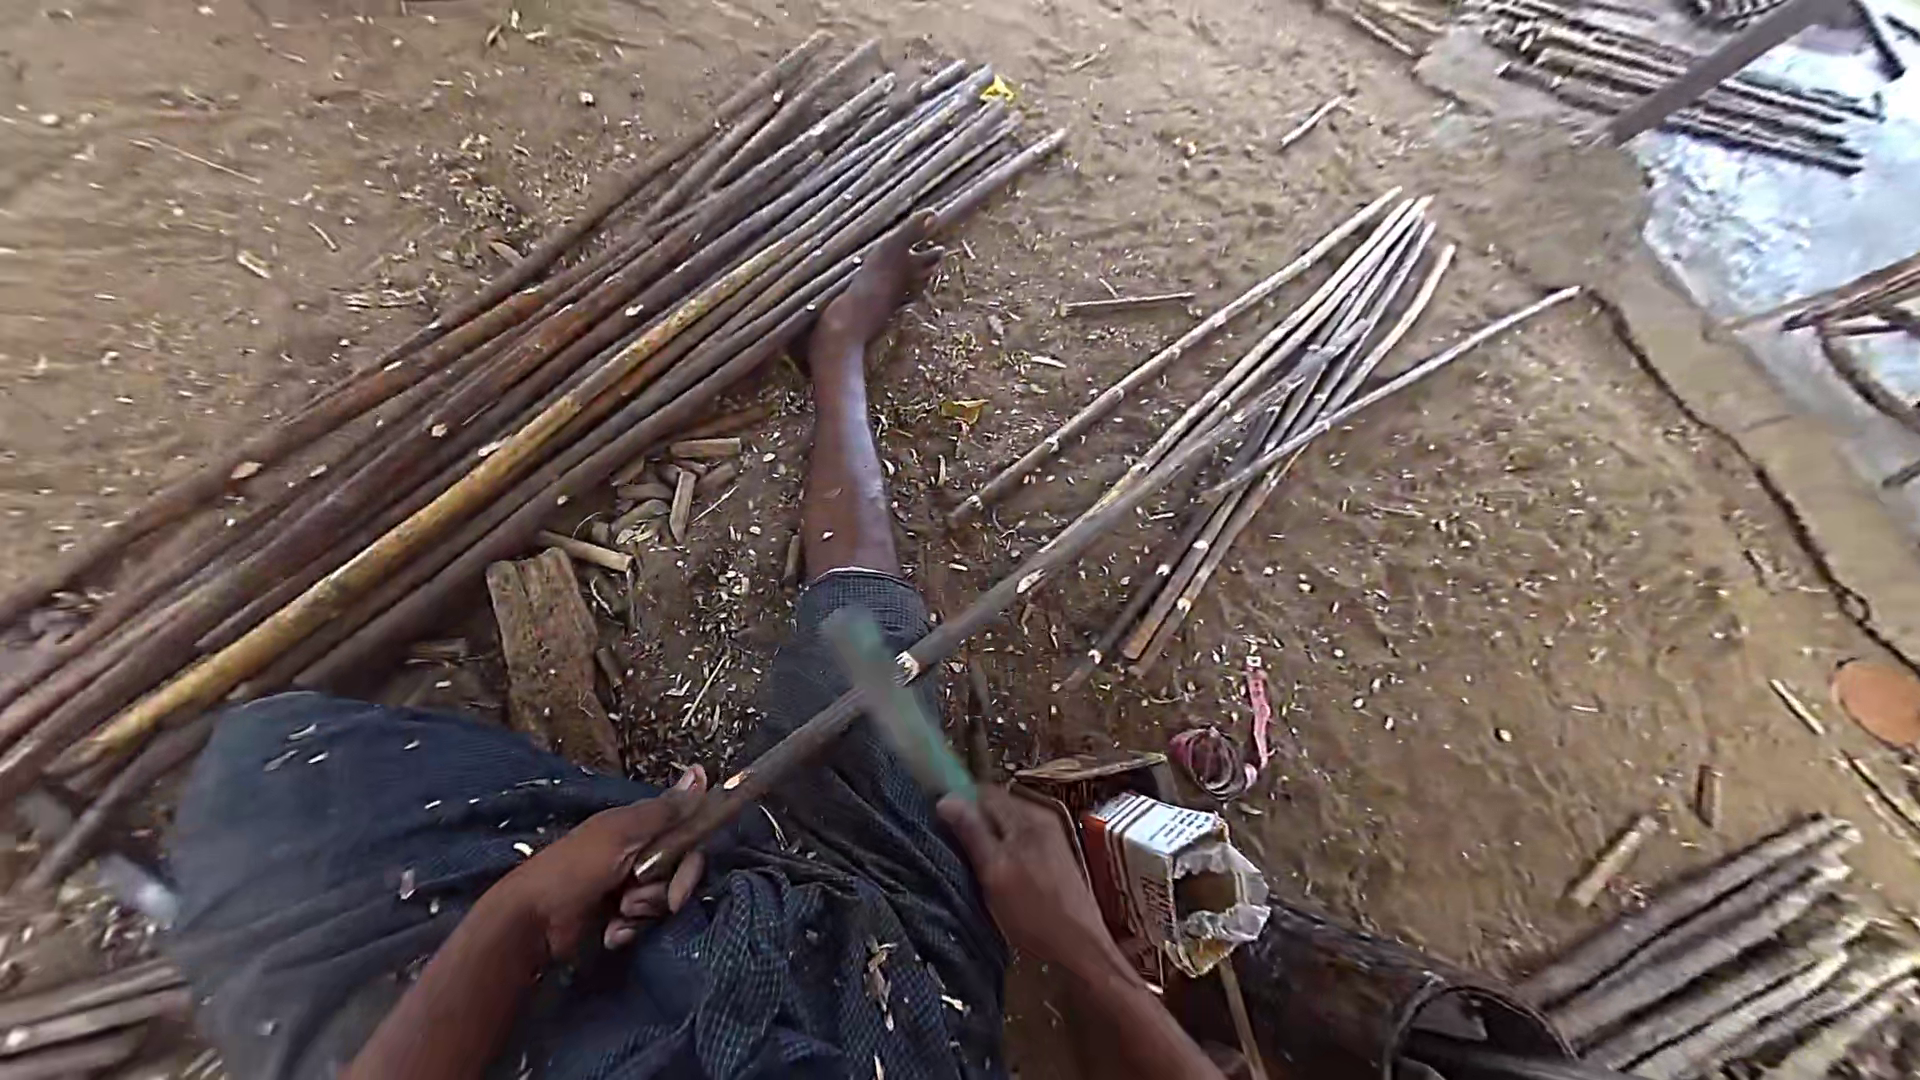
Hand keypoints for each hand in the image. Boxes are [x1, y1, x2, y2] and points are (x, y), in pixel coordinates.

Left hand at [488, 767, 707, 961]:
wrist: (530, 924)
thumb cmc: (576, 867)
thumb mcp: (624, 832)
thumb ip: (666, 808)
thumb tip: (701, 771)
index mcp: (641, 825)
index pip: (687, 831)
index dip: (692, 852)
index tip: (687, 869)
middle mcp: (641, 852)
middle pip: (681, 868)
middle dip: (668, 888)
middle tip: (648, 901)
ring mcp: (630, 885)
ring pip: (664, 896)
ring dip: (644, 908)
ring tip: (618, 912)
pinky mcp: (619, 916)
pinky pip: (644, 921)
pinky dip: (629, 927)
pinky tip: (611, 932)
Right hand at [937, 786, 1129, 980]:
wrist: (1081, 948)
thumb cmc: (1034, 913)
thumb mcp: (994, 872)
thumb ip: (971, 832)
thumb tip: (946, 799)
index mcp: (1026, 815)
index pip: (984, 791)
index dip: (960, 804)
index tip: (943, 826)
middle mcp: (1041, 816)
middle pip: (997, 805)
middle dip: (975, 821)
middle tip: (958, 850)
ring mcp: (1051, 834)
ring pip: (1007, 823)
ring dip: (989, 837)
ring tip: (977, 865)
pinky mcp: (1055, 853)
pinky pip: (1020, 838)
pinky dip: (1005, 848)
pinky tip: (1000, 873)